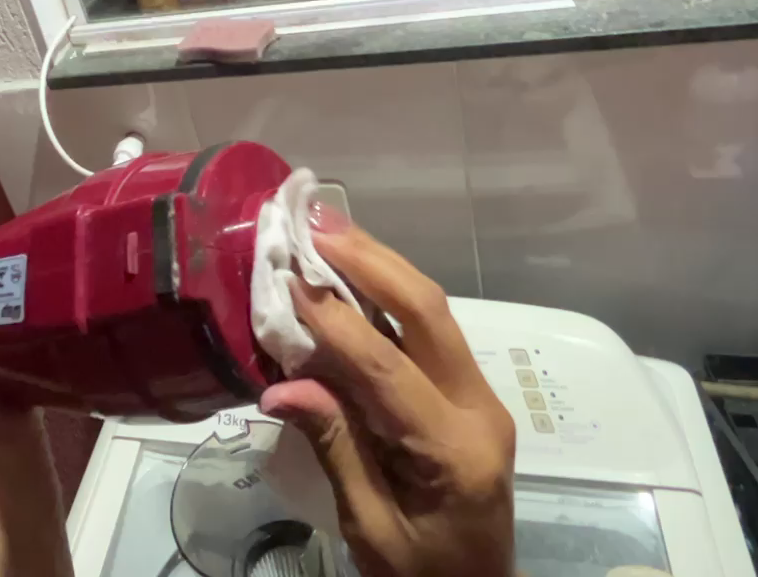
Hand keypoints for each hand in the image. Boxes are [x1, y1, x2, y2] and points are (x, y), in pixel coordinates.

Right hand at [259, 227, 516, 576]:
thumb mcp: (370, 531)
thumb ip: (334, 450)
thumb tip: (279, 387)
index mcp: (454, 452)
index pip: (389, 370)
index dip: (336, 322)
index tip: (290, 282)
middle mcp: (478, 407)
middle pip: (428, 312)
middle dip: (370, 262)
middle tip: (317, 226)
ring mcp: (478, 392)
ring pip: (432, 308)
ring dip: (380, 263)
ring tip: (331, 228)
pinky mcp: (466, 388)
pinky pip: (427, 326)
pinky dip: (386, 290)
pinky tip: (353, 268)